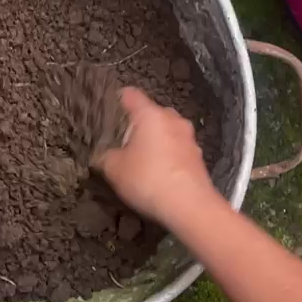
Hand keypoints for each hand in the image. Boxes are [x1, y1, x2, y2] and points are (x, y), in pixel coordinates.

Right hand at [94, 87, 223, 227]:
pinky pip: (176, 148)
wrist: (191, 207)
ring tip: (140, 159)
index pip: (130, 95)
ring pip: (166, 131)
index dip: (116, 99)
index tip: (106, 109)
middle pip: (150, 113)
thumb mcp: (114, 169)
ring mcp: (188, 137)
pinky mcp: (198, 156)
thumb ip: (104, 156)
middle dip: (137, 124)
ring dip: (154, 141)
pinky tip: (158, 173)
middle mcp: (172, 119)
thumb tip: (103, 155)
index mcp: (150, 114)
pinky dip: (167, 155)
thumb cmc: (148, 179)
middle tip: (122, 141)